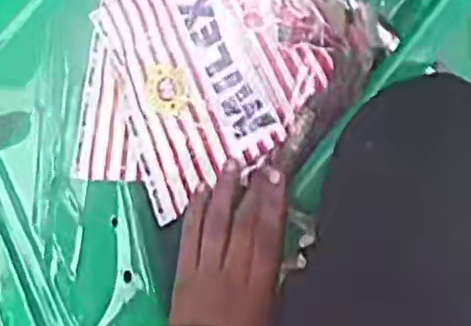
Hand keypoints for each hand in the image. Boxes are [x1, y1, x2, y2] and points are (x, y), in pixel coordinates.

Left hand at [169, 166, 286, 325]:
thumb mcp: (268, 320)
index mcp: (255, 293)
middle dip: (254, 190)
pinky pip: (188, 236)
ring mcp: (202, 273)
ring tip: (232, 162)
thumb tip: (289, 259)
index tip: (278, 175)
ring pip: (214, 223)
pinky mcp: (180, 276)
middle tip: (262, 161)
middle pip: (243, 225)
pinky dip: (194, 209)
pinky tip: (199, 187)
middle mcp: (228, 277)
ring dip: (224, 190)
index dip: (273, 204)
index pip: (266, 239)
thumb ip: (278, 290)